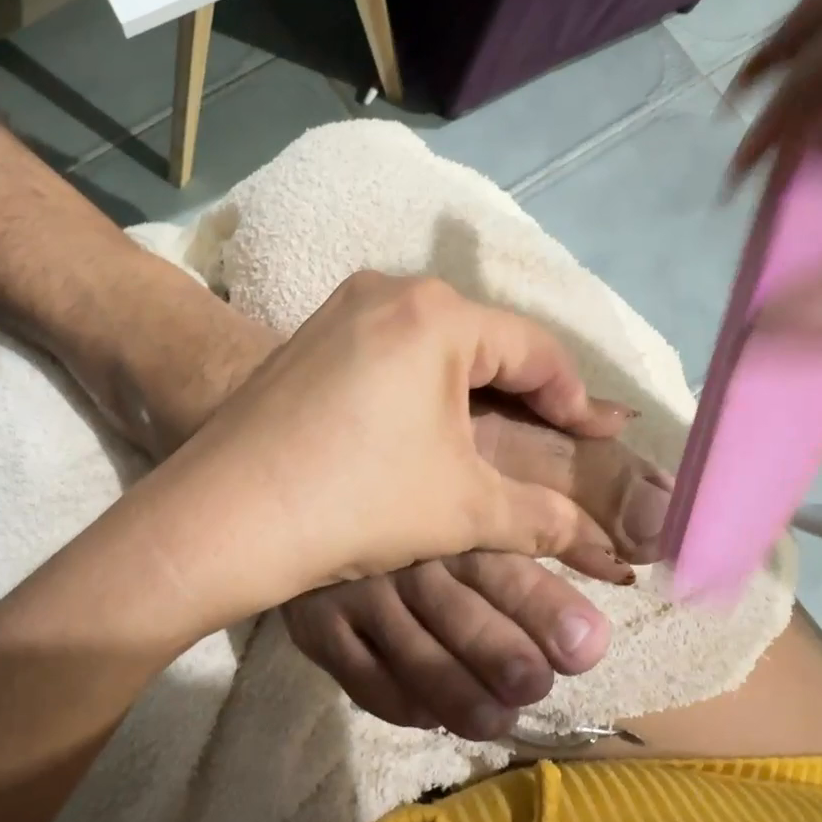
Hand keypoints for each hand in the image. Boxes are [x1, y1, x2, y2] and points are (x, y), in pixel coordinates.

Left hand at [124, 273, 629, 631]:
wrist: (224, 515)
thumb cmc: (357, 501)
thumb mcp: (464, 510)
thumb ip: (542, 515)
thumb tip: (592, 532)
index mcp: (436, 314)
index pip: (535, 348)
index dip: (575, 399)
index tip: (597, 441)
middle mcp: (386, 290)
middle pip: (482, 338)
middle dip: (522, 392)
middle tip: (551, 443)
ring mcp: (337, 309)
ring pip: (431, 344)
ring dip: (468, 388)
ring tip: (490, 441)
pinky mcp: (304, 337)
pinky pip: (384, 351)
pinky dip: (416, 385)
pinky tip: (418, 429)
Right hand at [284, 417, 672, 739]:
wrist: (290, 447)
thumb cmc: (408, 439)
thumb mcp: (492, 438)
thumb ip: (577, 467)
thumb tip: (651, 480)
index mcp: (443, 488)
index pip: (504, 535)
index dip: (553, 582)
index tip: (597, 627)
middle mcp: (398, 541)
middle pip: (455, 599)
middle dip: (504, 641)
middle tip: (544, 677)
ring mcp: (350, 582)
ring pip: (408, 645)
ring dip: (457, 685)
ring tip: (504, 713)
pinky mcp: (312, 614)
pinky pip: (356, 668)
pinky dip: (397, 696)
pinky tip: (432, 714)